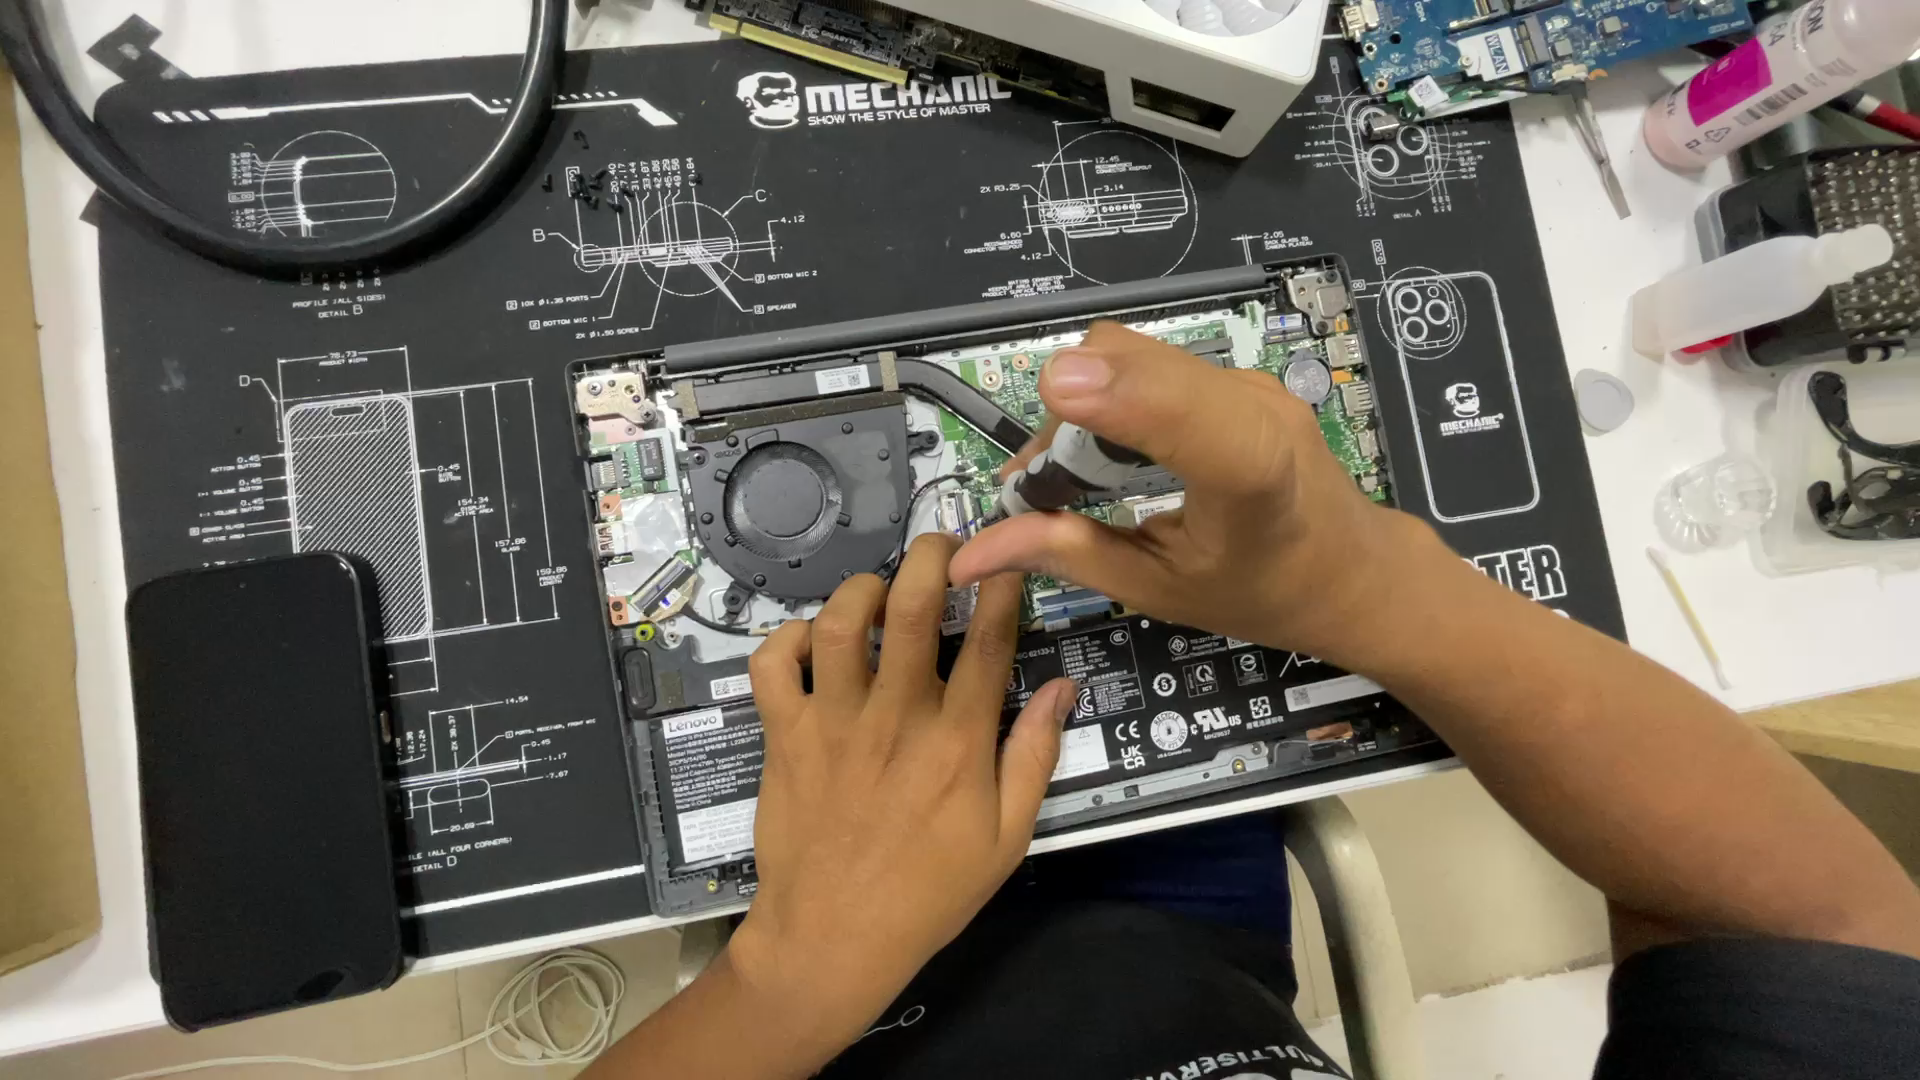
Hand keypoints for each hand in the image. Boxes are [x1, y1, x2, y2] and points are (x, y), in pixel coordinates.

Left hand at [726, 534, 1077, 1052]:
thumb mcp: (1006, 838)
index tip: (1004, 561)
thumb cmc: (928, 892)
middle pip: (911, 609)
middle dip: (930, 558)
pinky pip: (772, 665)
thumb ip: (1035, 757)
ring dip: (859, 590)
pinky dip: (786, 639)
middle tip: (941, 546)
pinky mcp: (784, 735)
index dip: (1000, 590)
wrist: (832, 942)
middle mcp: (895, 717)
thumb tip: (1061, 688)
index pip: (986, 642)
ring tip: (877, 589)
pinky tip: (809, 641)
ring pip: (837, 624)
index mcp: (957, 742)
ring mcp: (832, 722)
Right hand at [950, 321, 1441, 664]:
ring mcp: (1242, 381)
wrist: (1353, 569)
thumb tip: (971, 554)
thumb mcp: (1160, 590)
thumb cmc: (1264, 593)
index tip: (1052, 395)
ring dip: (1075, 412)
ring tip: (1061, 482)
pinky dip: (1101, 405)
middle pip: (1125, 363)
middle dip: (1061, 419)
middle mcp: (1250, 405)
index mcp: (1251, 470)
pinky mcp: (1230, 380)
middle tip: (1035, 492)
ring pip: (1126, 358)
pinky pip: (1145, 368)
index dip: (1121, 393)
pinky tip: (1097, 460)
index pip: (1187, 412)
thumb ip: (1070, 556)